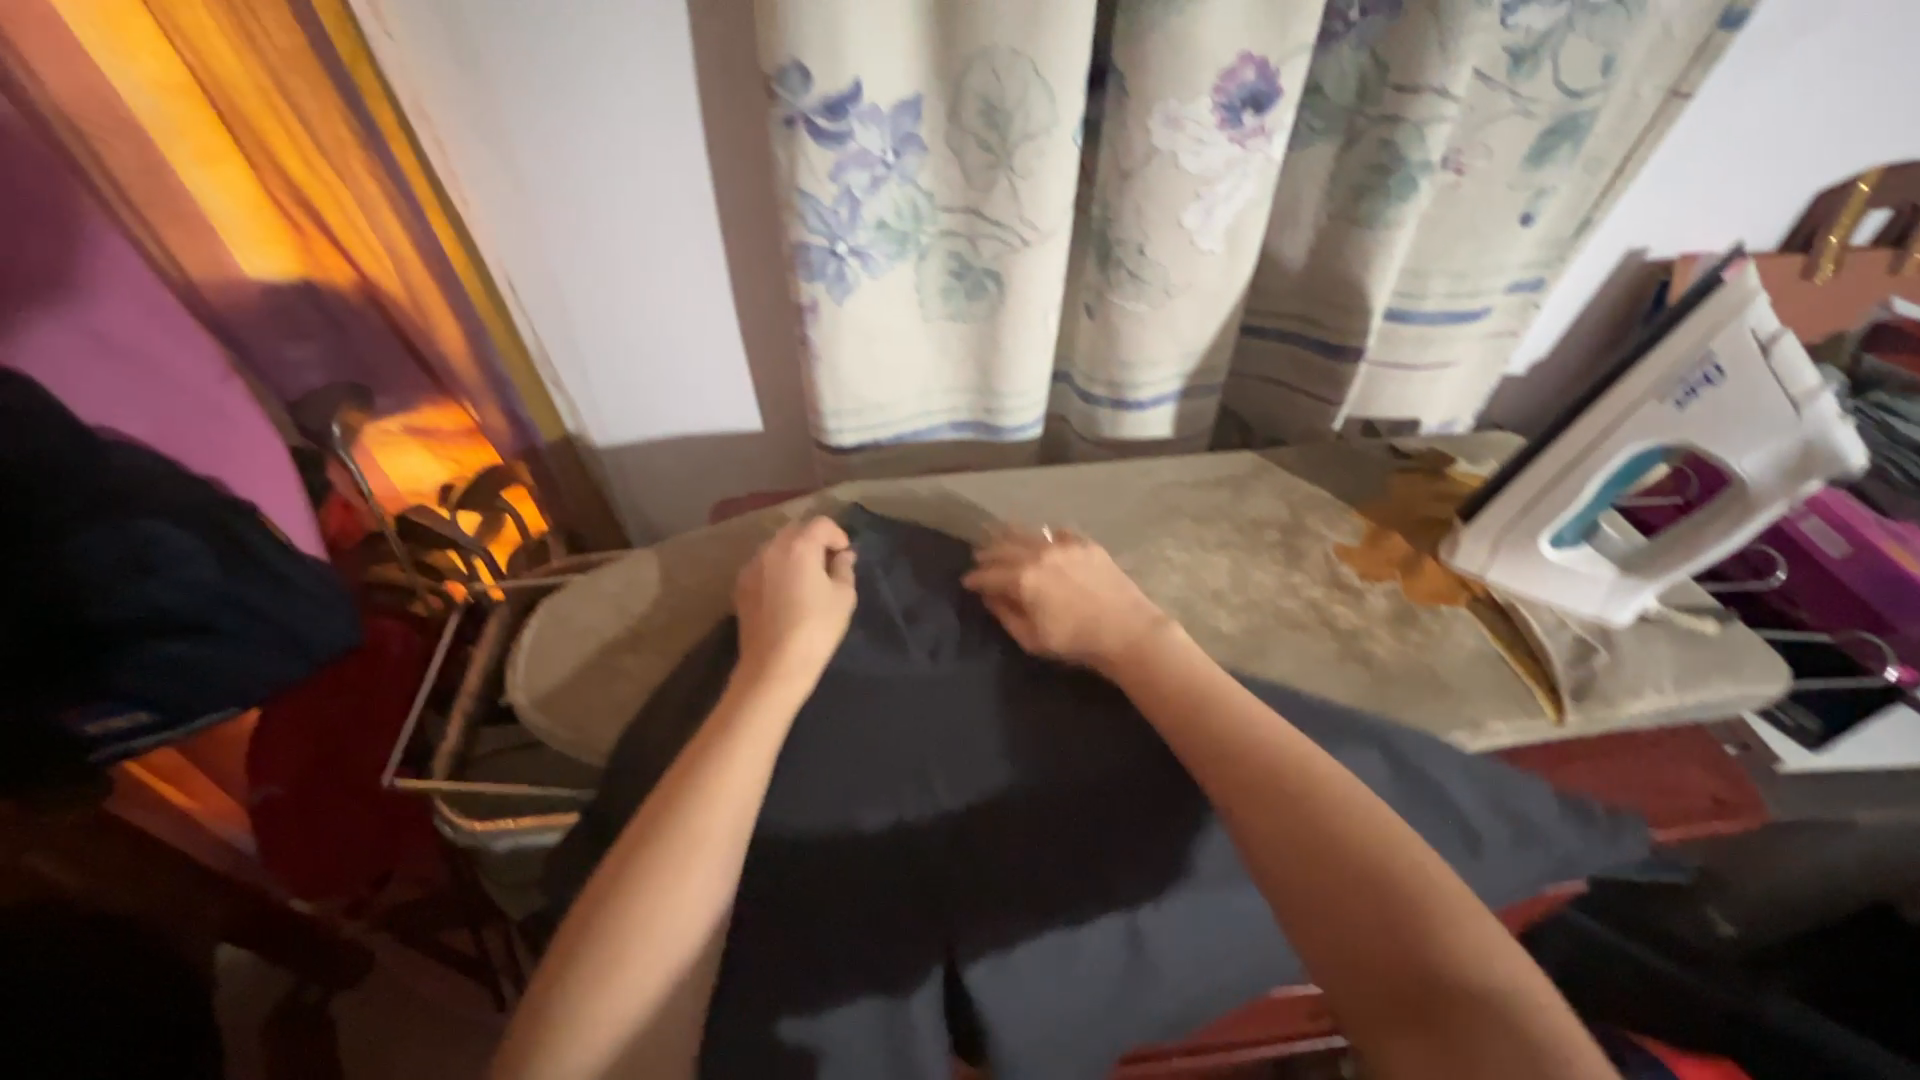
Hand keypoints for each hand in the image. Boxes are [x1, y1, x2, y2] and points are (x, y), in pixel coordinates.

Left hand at [733, 517, 857, 689]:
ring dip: (793, 553)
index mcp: (799, 546)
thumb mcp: (844, 597)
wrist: (774, 665)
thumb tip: (843, 556)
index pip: (821, 523)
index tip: (845, 555)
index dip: (837, 535)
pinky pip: (762, 566)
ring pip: (775, 547)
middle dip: (813, 540)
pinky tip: (785, 592)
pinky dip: (776, 569)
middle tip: (827, 562)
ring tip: (806, 577)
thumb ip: (844, 569)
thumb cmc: (816, 629)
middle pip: (795, 530)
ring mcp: (751, 567)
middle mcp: (771, 549)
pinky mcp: (740, 586)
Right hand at [962, 526, 1176, 675]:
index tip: (967, 582)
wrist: (1127, 630)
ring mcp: (1063, 544)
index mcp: (1022, 579)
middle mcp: (1038, 554)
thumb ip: (1006, 614)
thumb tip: (990, 596)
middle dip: (987, 553)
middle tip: (979, 557)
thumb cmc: (1075, 642)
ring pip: (1027, 533)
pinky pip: (1056, 533)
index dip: (974, 579)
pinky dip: (1043, 536)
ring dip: (1009, 536)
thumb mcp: (1032, 638)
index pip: (988, 574)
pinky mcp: (1085, 543)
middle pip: (1003, 547)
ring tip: (1000, 537)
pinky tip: (1042, 540)